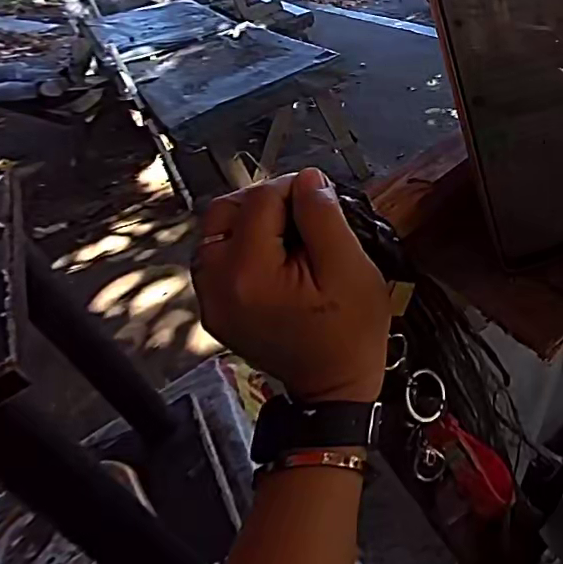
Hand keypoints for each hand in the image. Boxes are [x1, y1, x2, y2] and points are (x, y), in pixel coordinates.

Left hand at [193, 168, 390, 403]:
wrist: (334, 382)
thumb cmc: (351, 328)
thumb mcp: (351, 267)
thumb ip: (325, 219)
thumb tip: (310, 181)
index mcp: (249, 274)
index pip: (259, 201)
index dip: (296, 188)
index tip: (326, 195)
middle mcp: (216, 285)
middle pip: (224, 211)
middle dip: (267, 199)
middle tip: (308, 208)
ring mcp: (211, 300)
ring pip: (219, 232)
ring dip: (256, 220)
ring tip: (297, 230)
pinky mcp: (217, 308)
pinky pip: (221, 257)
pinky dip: (249, 243)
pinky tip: (282, 253)